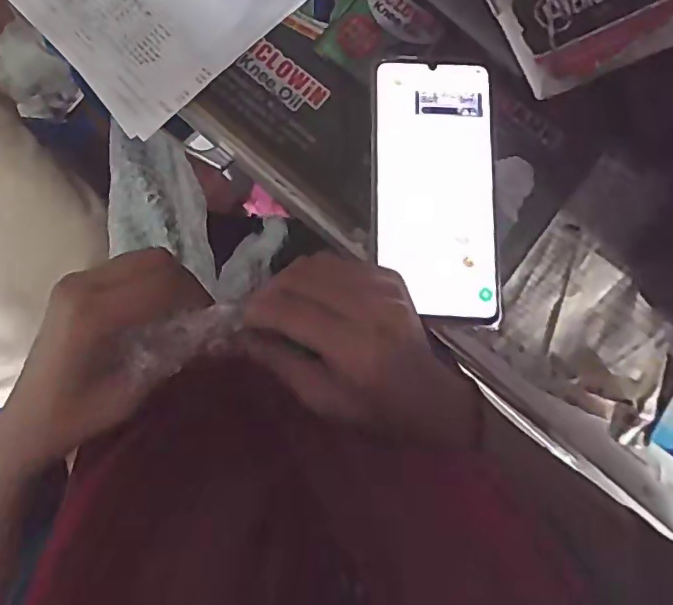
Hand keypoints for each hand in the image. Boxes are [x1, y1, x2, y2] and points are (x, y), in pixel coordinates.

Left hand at [0, 248, 211, 475]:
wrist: (24, 424)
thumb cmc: (72, 419)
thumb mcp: (128, 397)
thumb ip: (168, 358)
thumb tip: (209, 335)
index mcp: (91, 313)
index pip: (161, 284)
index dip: (194, 297)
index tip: (212, 320)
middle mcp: (82, 284)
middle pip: (156, 260)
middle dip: (185, 283)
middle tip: (198, 313)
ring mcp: (76, 278)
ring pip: (143, 258)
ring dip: (168, 279)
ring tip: (179, 311)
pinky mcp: (75, 280)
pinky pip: (127, 266)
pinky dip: (150, 280)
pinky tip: (153, 308)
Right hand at [243, 253, 481, 448]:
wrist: (433, 395)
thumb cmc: (376, 410)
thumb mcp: (323, 400)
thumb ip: (280, 363)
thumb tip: (239, 336)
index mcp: (353, 346)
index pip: (289, 310)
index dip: (257, 310)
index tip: (241, 318)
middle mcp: (368, 307)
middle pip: (300, 278)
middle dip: (269, 290)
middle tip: (257, 308)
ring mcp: (382, 285)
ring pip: (317, 263)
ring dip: (290, 278)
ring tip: (281, 298)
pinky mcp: (389, 274)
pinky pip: (339, 262)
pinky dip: (318, 275)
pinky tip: (315, 294)